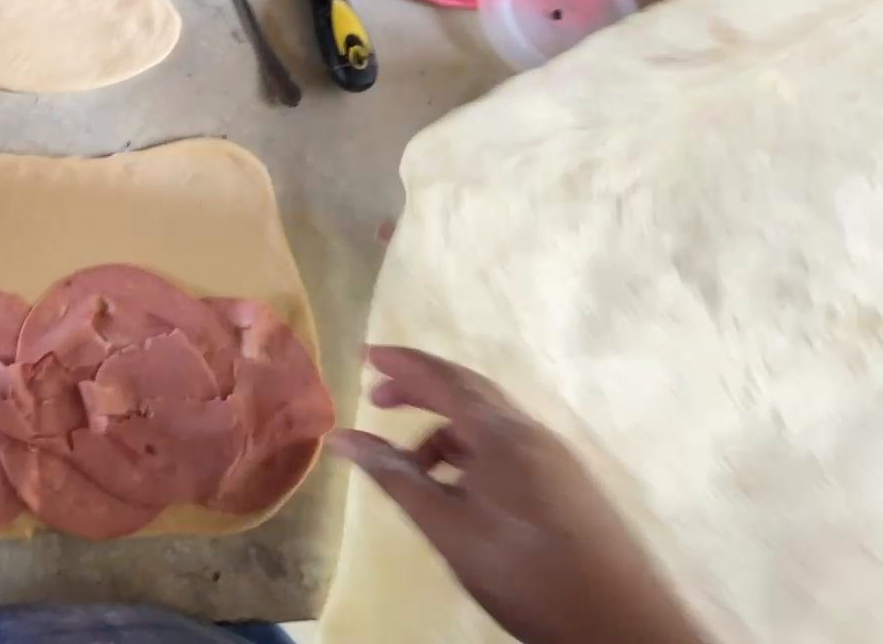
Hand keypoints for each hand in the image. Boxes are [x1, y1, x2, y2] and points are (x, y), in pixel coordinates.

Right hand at [327, 347, 708, 643]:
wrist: (630, 639)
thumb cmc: (527, 576)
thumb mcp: (446, 527)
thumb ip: (393, 475)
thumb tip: (340, 436)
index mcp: (504, 437)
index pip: (444, 378)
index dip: (402, 363)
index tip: (364, 355)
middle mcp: (533, 437)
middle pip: (468, 391)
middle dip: (418, 387)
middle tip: (376, 397)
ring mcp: (558, 462)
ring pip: (488, 422)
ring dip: (442, 424)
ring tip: (410, 457)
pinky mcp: (570, 488)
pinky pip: (507, 446)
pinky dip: (469, 447)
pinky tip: (456, 485)